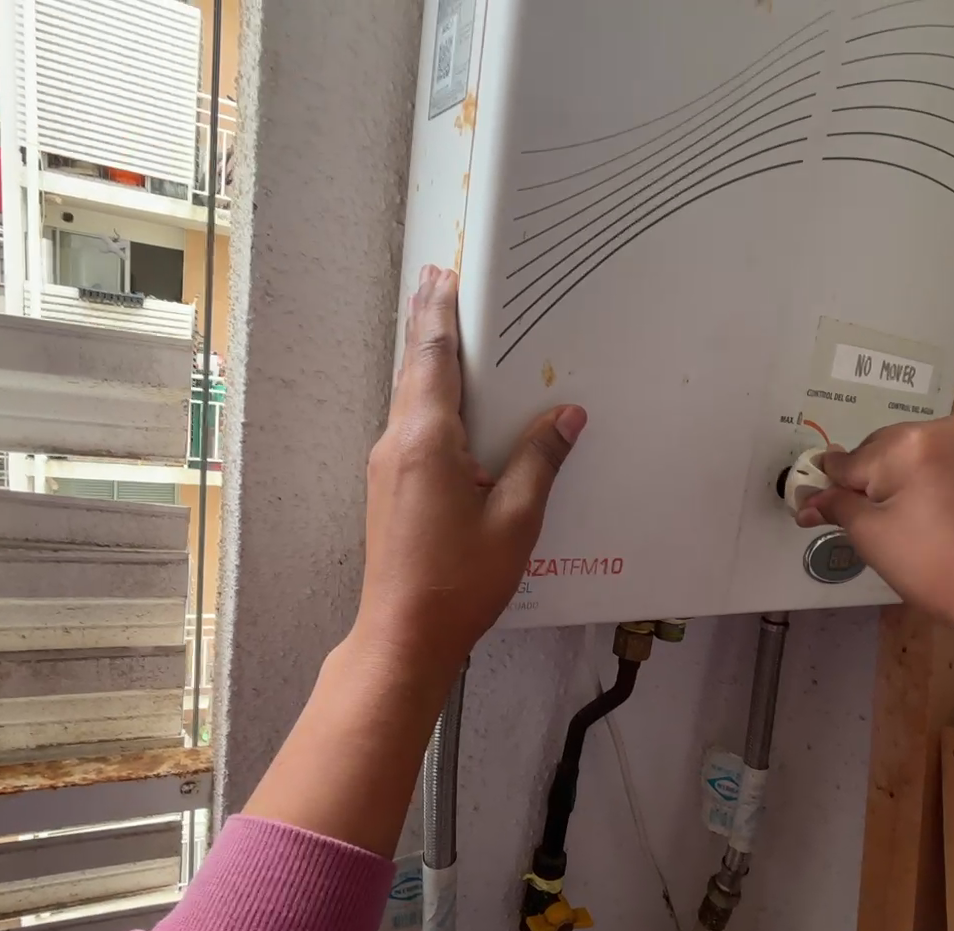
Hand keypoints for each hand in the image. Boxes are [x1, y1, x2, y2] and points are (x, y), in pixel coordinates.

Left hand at [355, 266, 585, 670]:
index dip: (438, 313)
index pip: (431, 358)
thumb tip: (567, 415)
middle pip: (414, 370)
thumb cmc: (461, 581)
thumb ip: (540, 459)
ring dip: (426, 362)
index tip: (442, 274)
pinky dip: (426, 399)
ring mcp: (386, 467)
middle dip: (428, 325)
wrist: (405, 633)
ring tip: (445, 334)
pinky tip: (446, 407)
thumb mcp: (515, 518)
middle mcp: (396, 445)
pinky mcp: (388, 489)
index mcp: (425, 441)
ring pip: (408, 398)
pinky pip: (409, 427)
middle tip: (440, 284)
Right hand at [797, 412, 953, 640]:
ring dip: (899, 477)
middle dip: (870, 482)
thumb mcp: (872, 536)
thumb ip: (835, 506)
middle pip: (880, 450)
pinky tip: (932, 508)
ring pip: (910, 451)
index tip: (819, 511)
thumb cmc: (935, 568)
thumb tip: (806, 500)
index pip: (849, 461)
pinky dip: (928, 474)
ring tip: (909, 521)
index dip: (832, 489)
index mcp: (910, 443)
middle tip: (876, 526)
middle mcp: (945, 425)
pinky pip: (941, 454)